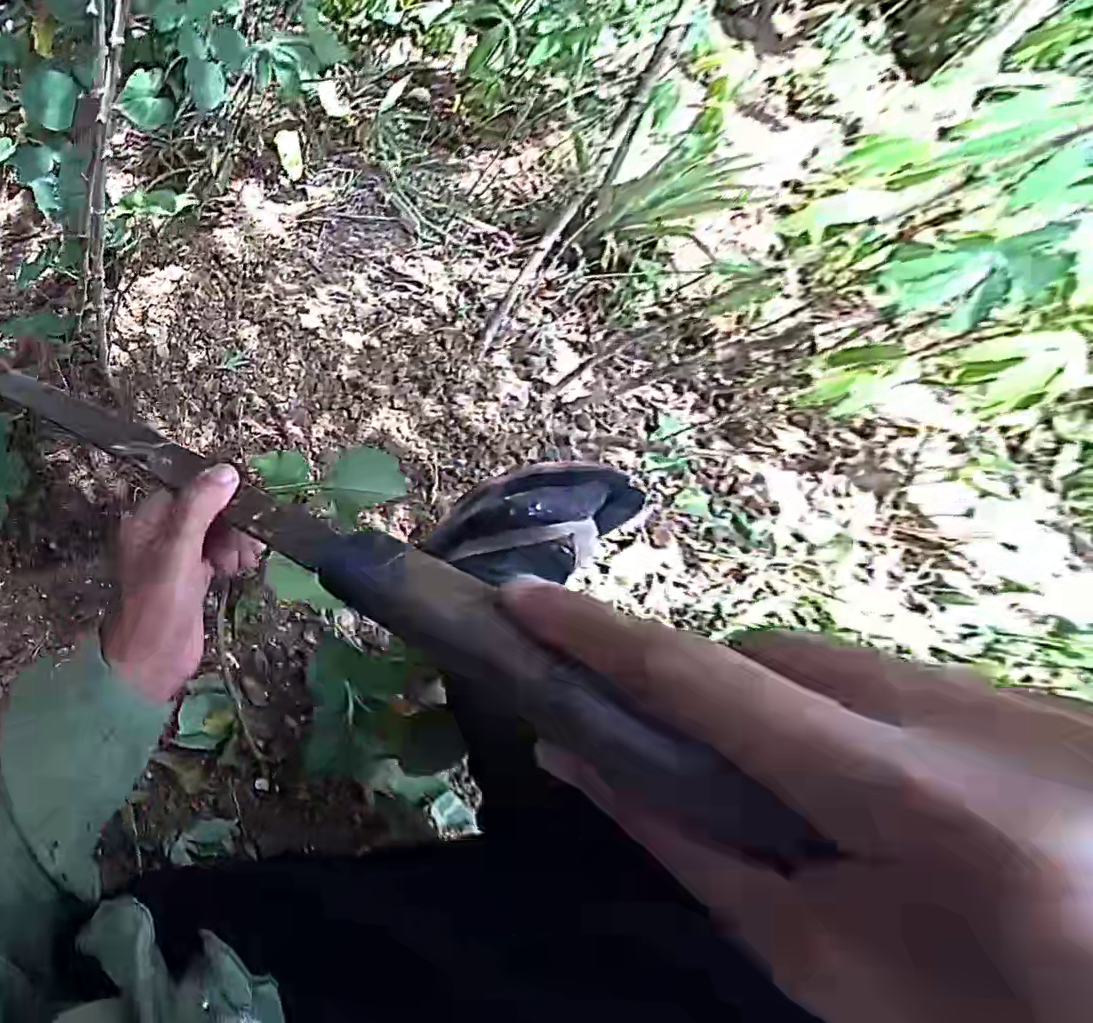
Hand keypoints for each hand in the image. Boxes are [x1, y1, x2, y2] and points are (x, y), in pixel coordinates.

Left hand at [102, 464, 262, 701]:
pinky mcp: (190, 579)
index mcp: (146, 522)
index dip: (217, 495)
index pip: (187, 491)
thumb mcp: (178, 552)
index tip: (246, 504)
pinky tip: (242, 567)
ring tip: (247, 559)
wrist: (150, 665)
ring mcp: (175, 558)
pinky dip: (231, 556)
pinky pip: (215, 554)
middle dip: (231, 521)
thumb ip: (199, 509)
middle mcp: (158, 535)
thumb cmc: (157, 608)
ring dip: (235, 540)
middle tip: (250, 541)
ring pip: (213, 532)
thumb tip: (226, 471)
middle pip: (203, 511)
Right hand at [501, 579, 1092, 1022]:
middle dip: (711, 689)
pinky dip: (866, 717)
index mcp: (921, 805)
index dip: (596, 633)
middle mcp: (988, 723)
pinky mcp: (1071, 706)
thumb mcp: (821, 960)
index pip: (703, 681)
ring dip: (791, 704)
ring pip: (838, 662)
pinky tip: (914, 796)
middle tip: (705, 762)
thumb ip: (680, 840)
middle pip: (772, 656)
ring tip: (830, 795)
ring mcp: (1046, 705)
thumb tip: (564, 752)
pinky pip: (909, 680)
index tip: (517, 595)